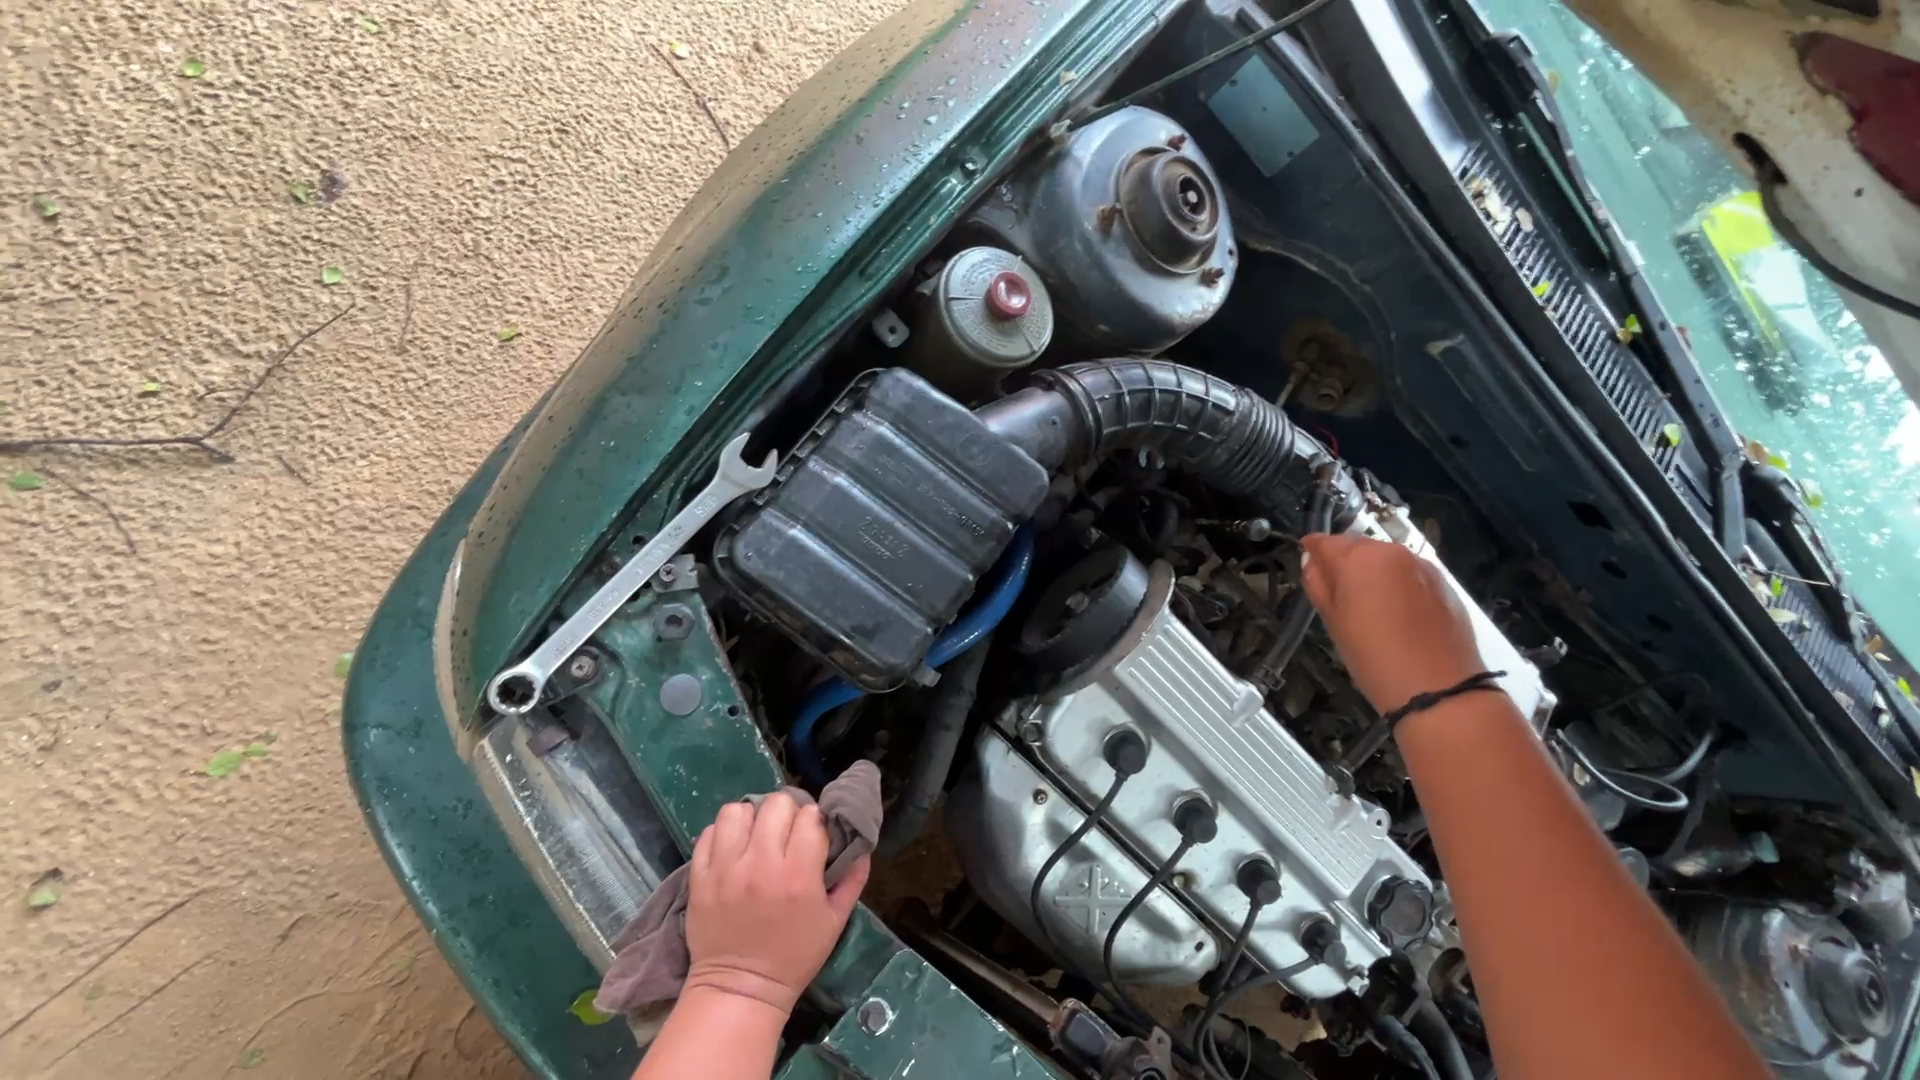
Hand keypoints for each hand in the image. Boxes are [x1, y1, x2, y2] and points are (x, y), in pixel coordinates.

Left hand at [683, 793, 870, 1015]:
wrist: (740, 989)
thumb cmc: (794, 956)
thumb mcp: (835, 921)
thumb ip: (852, 879)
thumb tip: (862, 845)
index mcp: (798, 874)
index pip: (810, 816)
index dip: (816, 820)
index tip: (814, 834)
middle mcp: (761, 864)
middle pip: (776, 805)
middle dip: (788, 813)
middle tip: (787, 832)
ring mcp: (726, 869)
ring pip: (738, 811)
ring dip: (752, 818)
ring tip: (757, 835)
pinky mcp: (700, 877)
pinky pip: (709, 832)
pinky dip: (724, 833)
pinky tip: (734, 848)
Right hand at [1300, 533, 1487, 714]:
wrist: (1439, 688)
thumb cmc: (1373, 656)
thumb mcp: (1332, 622)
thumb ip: (1318, 584)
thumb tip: (1313, 563)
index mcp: (1359, 558)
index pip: (1325, 541)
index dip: (1311, 551)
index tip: (1307, 565)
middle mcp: (1392, 552)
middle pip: (1357, 545)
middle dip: (1343, 562)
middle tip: (1336, 594)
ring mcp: (1422, 566)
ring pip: (1385, 559)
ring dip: (1371, 572)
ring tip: (1367, 606)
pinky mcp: (1444, 584)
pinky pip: (1409, 574)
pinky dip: (1396, 584)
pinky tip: (1395, 613)